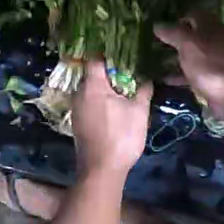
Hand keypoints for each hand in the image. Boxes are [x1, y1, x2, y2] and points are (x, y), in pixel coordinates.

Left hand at [72, 58, 153, 178]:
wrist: (101, 170)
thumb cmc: (121, 136)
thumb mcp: (139, 111)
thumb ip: (143, 91)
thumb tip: (147, 78)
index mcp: (92, 86)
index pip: (95, 59)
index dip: (108, 54)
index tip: (123, 54)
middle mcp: (79, 94)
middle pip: (92, 75)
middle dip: (109, 73)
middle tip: (129, 72)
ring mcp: (76, 109)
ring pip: (90, 91)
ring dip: (105, 89)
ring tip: (124, 90)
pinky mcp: (77, 123)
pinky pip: (89, 103)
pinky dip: (100, 102)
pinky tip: (114, 108)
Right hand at [154, 13, 223, 115]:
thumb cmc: (209, 63)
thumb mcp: (187, 44)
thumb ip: (172, 33)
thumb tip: (157, 24)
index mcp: (210, 25)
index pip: (193, 14)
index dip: (177, 17)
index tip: (160, 25)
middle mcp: (214, 39)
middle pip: (192, 35)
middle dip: (174, 39)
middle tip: (154, 43)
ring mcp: (214, 59)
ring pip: (191, 54)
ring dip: (176, 57)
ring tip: (154, 60)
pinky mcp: (212, 78)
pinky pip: (192, 73)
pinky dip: (179, 75)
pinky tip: (164, 80)